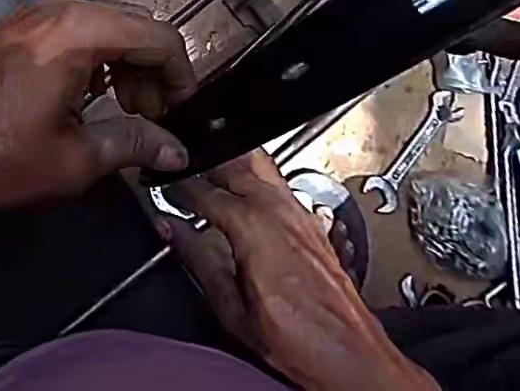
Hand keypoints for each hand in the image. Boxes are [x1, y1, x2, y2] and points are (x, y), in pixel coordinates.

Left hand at [0, 0, 196, 213]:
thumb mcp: (72, 158)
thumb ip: (132, 143)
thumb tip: (178, 149)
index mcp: (78, 31)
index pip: (157, 36)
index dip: (181, 74)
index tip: (181, 113)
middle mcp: (58, 7)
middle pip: (132, 23)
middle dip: (153, 68)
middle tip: (149, 118)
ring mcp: (31, 10)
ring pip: (103, 23)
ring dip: (124, 61)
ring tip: (119, 109)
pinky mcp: (14, 23)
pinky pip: (72, 26)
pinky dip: (94, 53)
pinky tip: (83, 93)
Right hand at [168, 153, 437, 390]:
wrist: (354, 360)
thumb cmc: (303, 344)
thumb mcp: (234, 310)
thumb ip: (197, 260)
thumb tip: (170, 230)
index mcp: (252, 226)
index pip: (203, 190)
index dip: (178, 187)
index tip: (164, 189)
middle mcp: (276, 208)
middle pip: (230, 160)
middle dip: (202, 162)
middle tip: (182, 173)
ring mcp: (297, 207)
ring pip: (256, 159)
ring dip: (229, 161)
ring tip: (210, 174)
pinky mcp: (309, 216)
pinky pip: (274, 177)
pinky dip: (251, 172)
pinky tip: (242, 190)